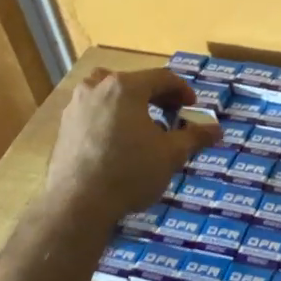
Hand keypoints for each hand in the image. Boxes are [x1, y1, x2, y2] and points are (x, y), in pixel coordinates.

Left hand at [37, 67, 219, 222]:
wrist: (78, 203)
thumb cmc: (130, 172)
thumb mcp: (171, 155)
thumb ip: (194, 137)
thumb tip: (216, 129)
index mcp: (125, 87)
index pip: (161, 78)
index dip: (182, 90)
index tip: (192, 106)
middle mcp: (96, 88)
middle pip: (133, 82)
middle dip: (155, 96)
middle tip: (171, 114)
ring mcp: (76, 107)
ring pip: (108, 95)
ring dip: (129, 104)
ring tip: (143, 127)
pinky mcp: (64, 127)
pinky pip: (93, 113)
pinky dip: (110, 119)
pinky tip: (119, 144)